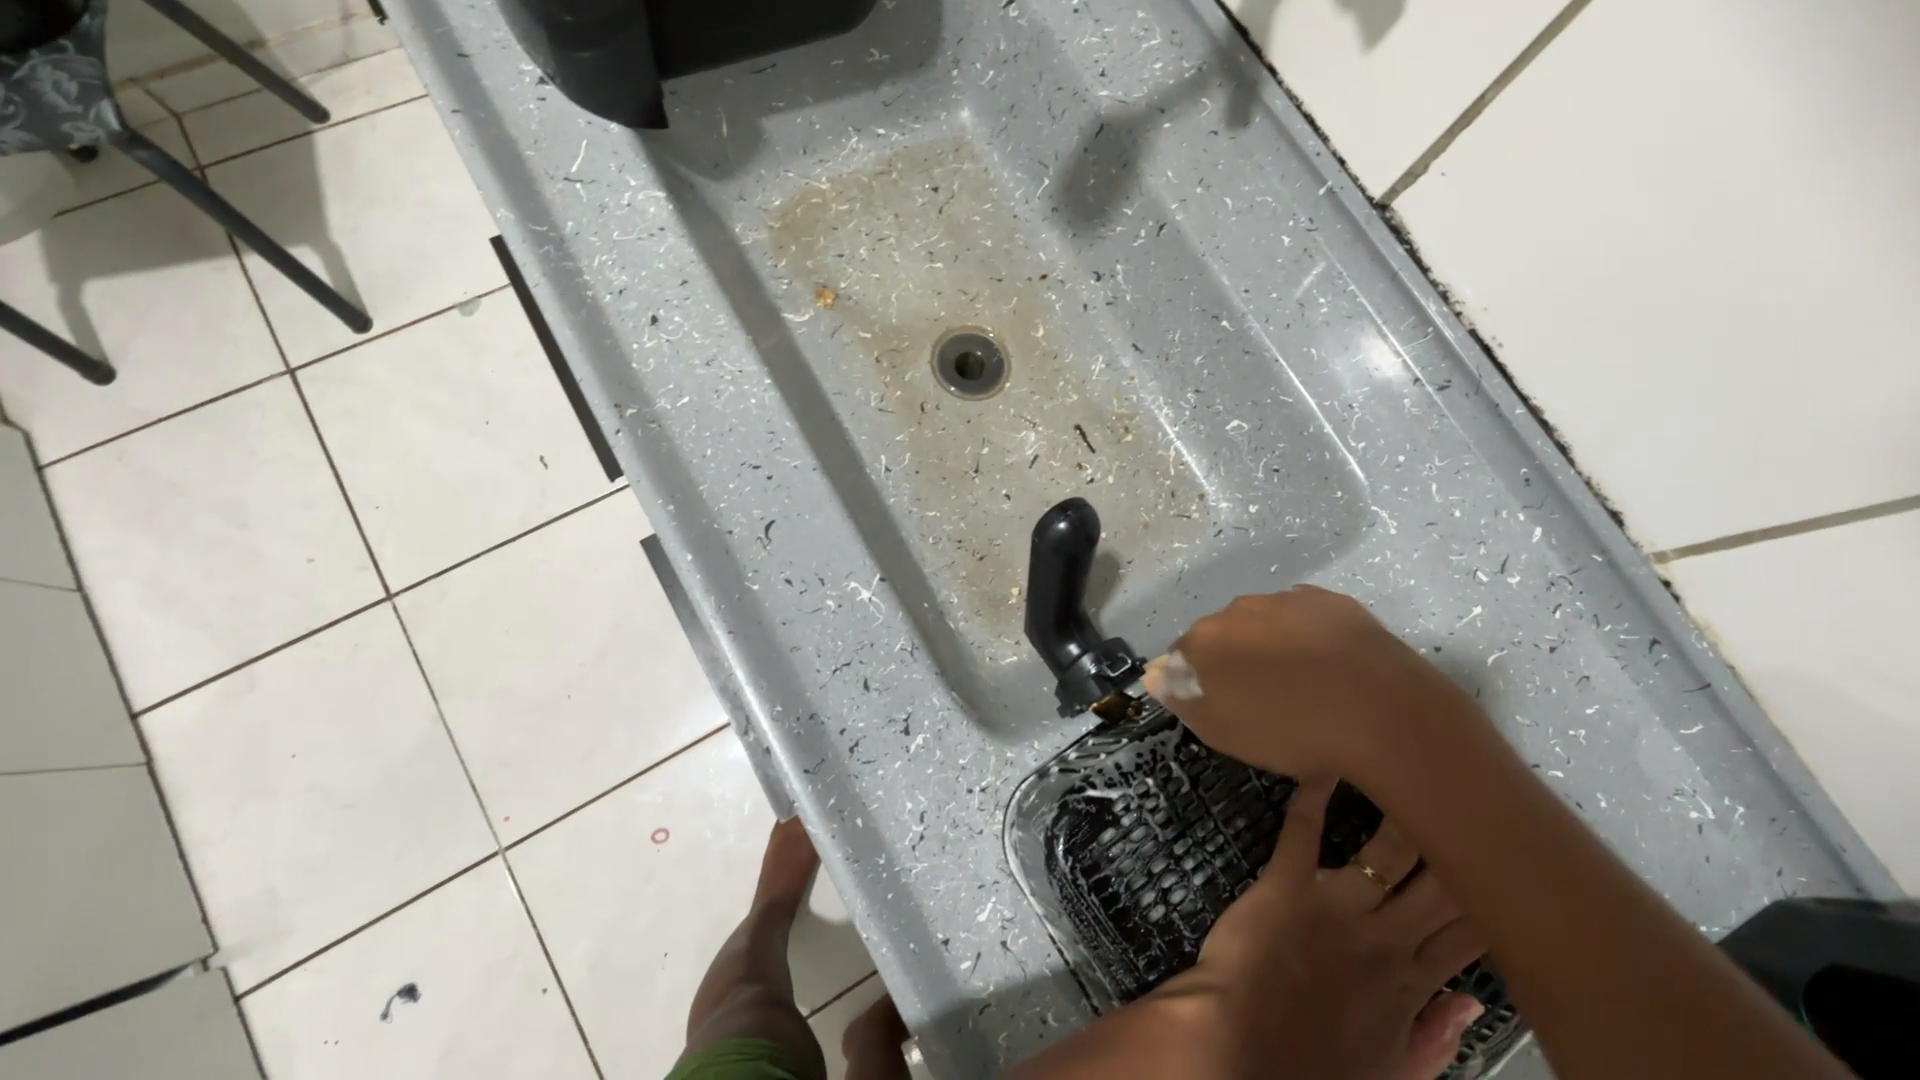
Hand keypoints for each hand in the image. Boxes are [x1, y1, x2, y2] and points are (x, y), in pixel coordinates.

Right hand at [1143, 586, 1476, 779]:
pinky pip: (1304, 619)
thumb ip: (1181, 699)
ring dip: (1269, 647)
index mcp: (1204, 639)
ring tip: (1298, 686)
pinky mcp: (1332, 602)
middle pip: (1222, 635)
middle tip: (1259, 702)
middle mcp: (1237, 609)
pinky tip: (1326, 668)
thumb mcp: (1222, 731)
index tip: (1217, 708)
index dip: (1195, 683)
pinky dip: (1305, 639)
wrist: (1383, 713)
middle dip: (1232, 661)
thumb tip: (1156, 674)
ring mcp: (1287, 600)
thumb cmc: (1290, 730)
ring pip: (1264, 624)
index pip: (1180, 656)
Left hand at [1155, 782, 1488, 1079]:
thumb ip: (1435, 1036)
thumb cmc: (1311, 1064)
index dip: (1493, 896)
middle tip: (1478, 802)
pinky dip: (1312, 794)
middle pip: (1443, 880)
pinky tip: (1324, 762)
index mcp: (1413, 979)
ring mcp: (1336, 904)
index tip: (1507, 864)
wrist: (1238, 1050)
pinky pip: (1303, 831)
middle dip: (1463, 843)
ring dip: (1406, 812)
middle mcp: (1386, 934)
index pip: (1471, 930)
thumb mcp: (1391, 1072)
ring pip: (1390, 847)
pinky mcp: (1286, 884)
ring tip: (1417, 772)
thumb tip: (1472, 999)